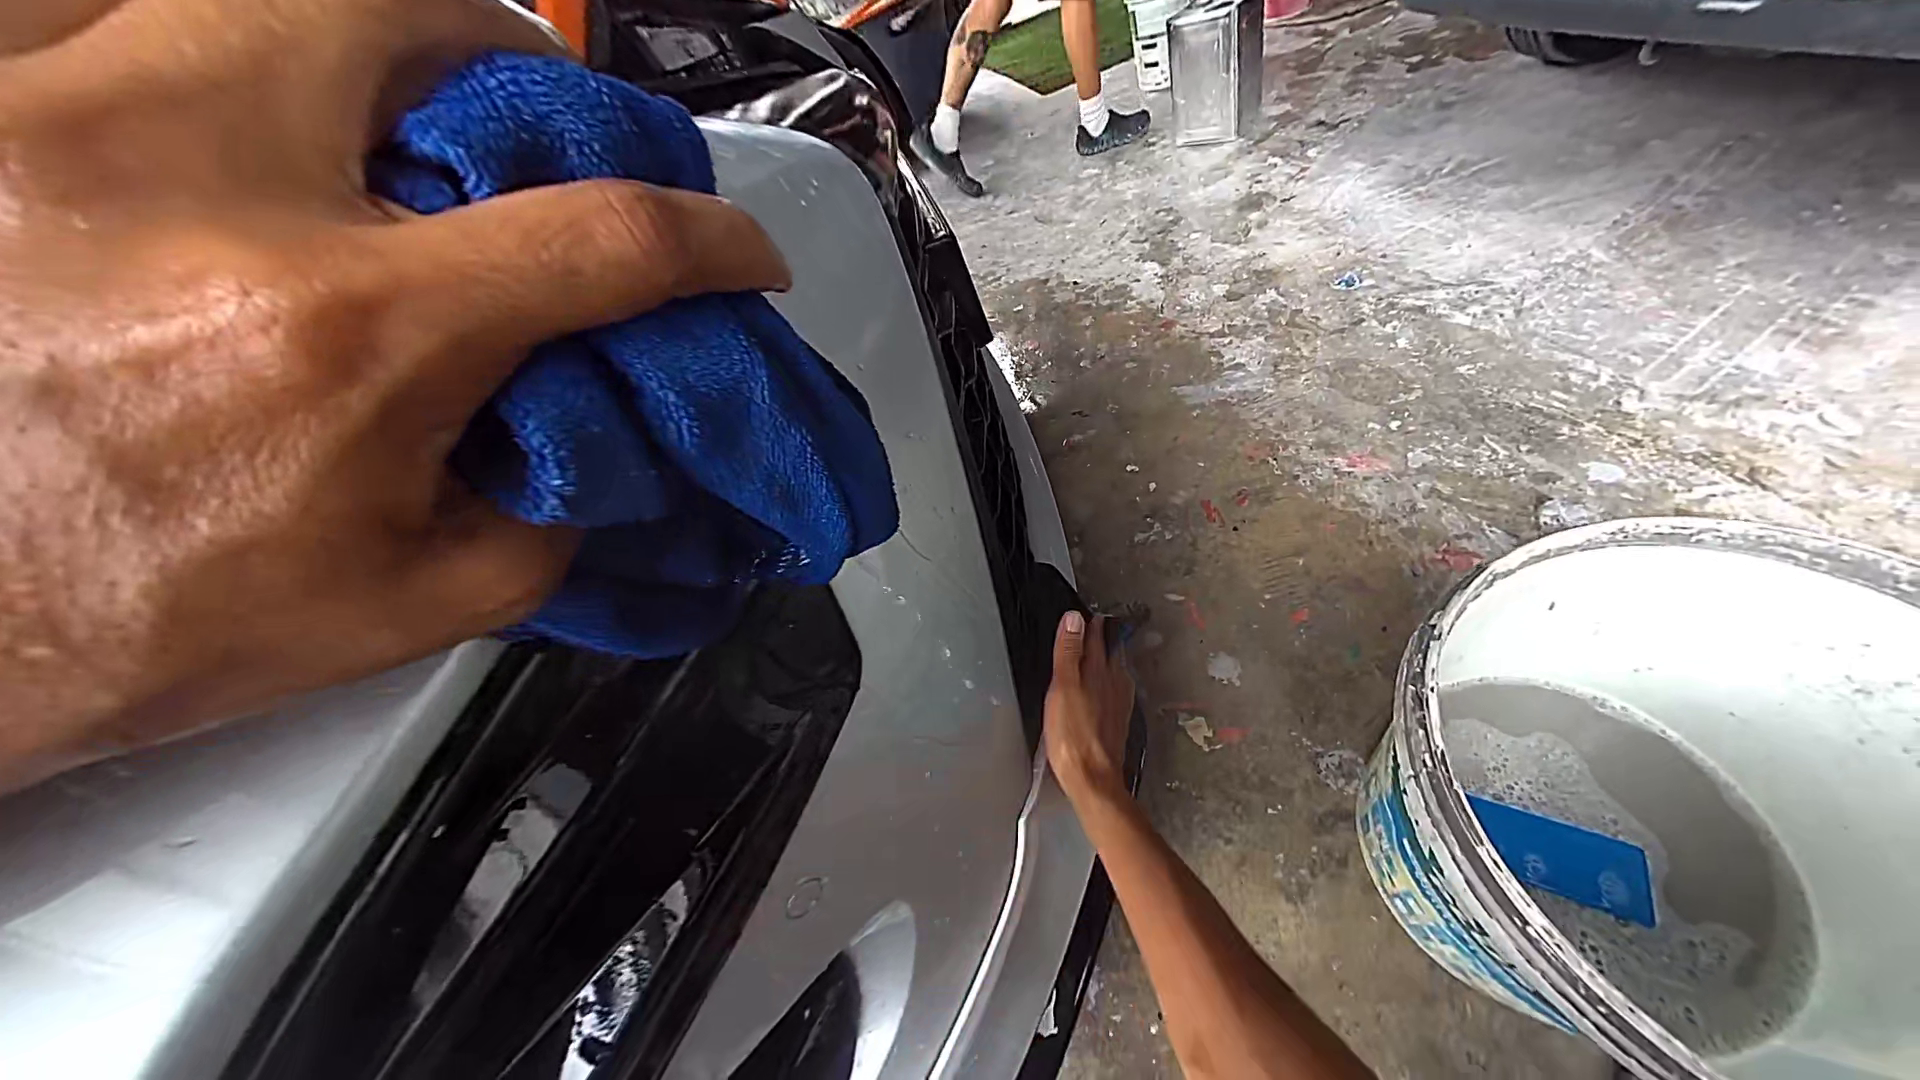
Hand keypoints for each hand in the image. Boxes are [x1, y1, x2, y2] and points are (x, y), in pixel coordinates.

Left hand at [0, 0, 791, 789]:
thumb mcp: (426, 599)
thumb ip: (554, 510)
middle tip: (551, 142)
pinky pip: (112, 10)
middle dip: (526, 71)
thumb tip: (601, 438)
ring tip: (415, 124)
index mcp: (354, 332)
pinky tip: (253, 136)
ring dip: (386, 42)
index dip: (710, 240)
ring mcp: (32, 103)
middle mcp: (200, 175)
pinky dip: (231, 56)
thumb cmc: (152, 627)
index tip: (750, 256)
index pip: (603, 239)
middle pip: (417, 18)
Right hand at [1043, 611, 1136, 805]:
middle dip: (1104, 639)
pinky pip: (1116, 691)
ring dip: (1109, 659)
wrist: (1092, 778)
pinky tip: (1107, 688)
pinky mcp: (1117, 722)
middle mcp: (1114, 684)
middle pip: (1110, 654)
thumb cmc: (1072, 734)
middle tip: (1097, 626)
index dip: (1091, 625)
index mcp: (1099, 672)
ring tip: (1103, 650)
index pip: (1096, 639)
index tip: (1087, 613)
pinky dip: (1109, 681)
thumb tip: (1075, 618)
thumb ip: (1068, 652)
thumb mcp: (1063, 687)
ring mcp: (1118, 704)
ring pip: (1115, 672)